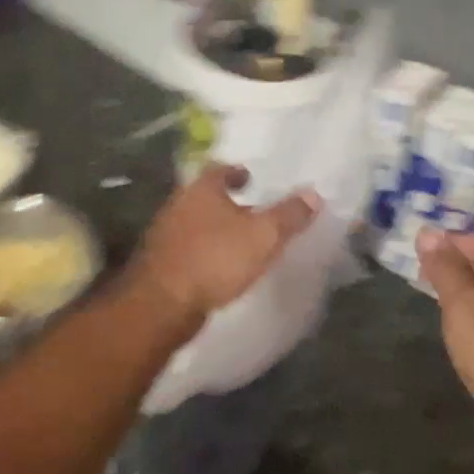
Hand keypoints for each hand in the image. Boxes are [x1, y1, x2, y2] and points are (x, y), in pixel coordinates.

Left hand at [129, 164, 320, 322]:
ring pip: (195, 223)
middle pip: (204, 196)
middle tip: (250, 210)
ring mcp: (165, 235)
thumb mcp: (263, 236)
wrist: (164, 303)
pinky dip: (204, 251)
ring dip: (214, 228)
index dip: (236, 172)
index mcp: (201, 190)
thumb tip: (313, 194)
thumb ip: (288, 215)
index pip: (219, 170)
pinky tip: (219, 266)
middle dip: (226, 202)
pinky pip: (188, 249)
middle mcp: (178, 205)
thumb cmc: (215, 259)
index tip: (250, 178)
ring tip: (238, 240)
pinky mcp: (160, 263)